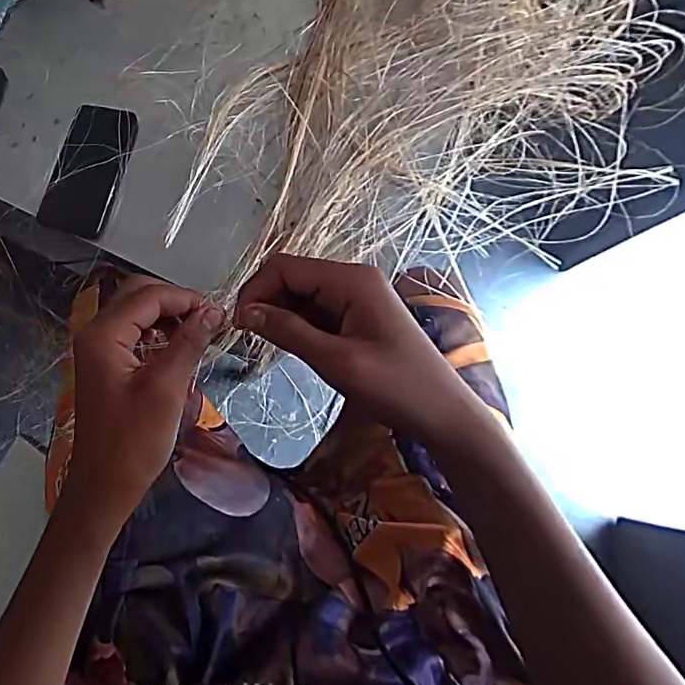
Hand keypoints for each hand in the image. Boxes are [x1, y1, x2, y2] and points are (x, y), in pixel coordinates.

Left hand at [66, 277, 222, 527]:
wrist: (103, 485)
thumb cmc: (132, 444)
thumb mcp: (166, 389)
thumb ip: (188, 343)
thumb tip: (212, 311)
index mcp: (102, 335)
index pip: (147, 296)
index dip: (185, 298)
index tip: (218, 312)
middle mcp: (93, 334)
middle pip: (137, 296)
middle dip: (174, 302)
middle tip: (208, 320)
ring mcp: (95, 348)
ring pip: (134, 312)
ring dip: (166, 316)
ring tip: (198, 334)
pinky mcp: (102, 363)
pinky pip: (130, 333)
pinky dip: (155, 333)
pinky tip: (176, 349)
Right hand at [234, 254, 496, 453]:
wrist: (446, 417)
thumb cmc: (396, 388)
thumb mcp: (336, 361)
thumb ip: (288, 331)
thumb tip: (244, 313)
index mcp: (351, 280)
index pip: (285, 268)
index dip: (255, 290)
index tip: (238, 324)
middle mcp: (352, 279)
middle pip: (291, 276)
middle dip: (264, 301)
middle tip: (247, 336)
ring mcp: (355, 297)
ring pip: (299, 294)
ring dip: (277, 313)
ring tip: (266, 343)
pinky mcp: (355, 315)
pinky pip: (313, 310)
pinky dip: (294, 324)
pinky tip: (288, 345)